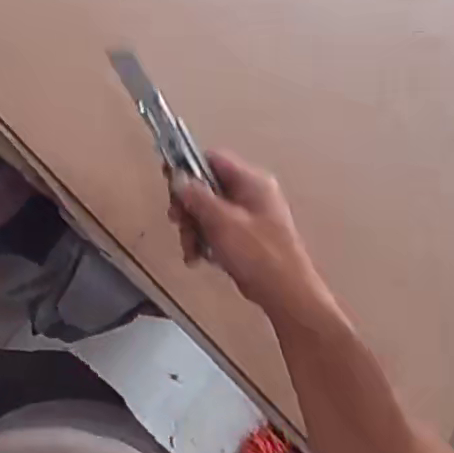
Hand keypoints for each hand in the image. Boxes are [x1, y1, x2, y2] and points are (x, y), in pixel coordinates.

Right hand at [170, 150, 332, 319]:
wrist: (285, 292)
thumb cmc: (257, 254)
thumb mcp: (222, 222)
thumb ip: (197, 197)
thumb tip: (177, 177)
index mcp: (251, 182)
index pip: (213, 159)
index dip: (188, 167)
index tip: (168, 183)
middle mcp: (250, 193)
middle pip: (206, 187)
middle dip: (188, 207)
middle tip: (178, 224)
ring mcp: (248, 216)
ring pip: (207, 211)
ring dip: (192, 229)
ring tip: (191, 251)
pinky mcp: (244, 236)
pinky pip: (215, 229)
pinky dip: (203, 241)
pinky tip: (199, 258)